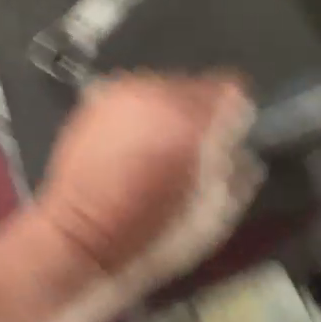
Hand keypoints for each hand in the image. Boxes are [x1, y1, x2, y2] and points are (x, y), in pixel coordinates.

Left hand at [36, 74, 261, 280]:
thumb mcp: (210, 214)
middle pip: (196, 85)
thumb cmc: (147, 236)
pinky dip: (141, 113)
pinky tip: (134, 143)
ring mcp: (122, 91)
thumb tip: (242, 147)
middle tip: (193, 150)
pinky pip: (134, 95)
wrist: (78, 236)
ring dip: (170, 110)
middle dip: (201, 113)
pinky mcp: (97, 98)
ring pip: (164, 86)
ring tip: (161, 148)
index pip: (230, 88)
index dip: (235, 113)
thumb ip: (235, 168)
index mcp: (190, 120)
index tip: (233, 132)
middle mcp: (155, 93)